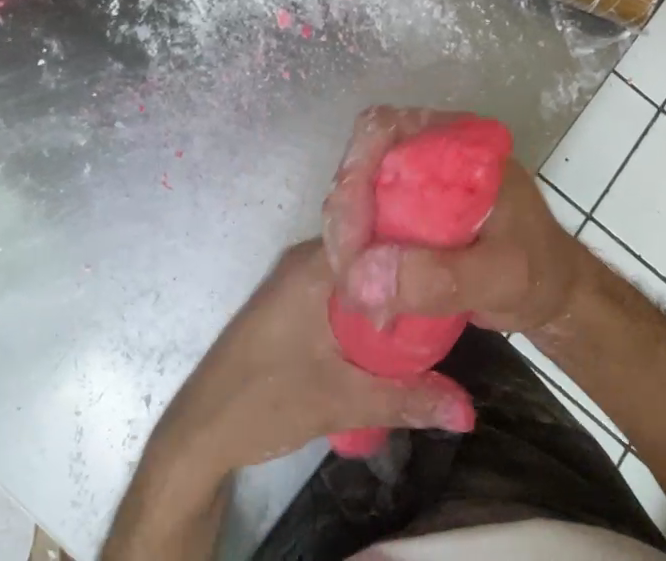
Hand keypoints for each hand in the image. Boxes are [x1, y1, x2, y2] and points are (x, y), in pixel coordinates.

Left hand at [143, 241, 475, 482]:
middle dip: (413, 266)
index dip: (423, 236)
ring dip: (392, 287)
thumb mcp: (342, 402)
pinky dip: (372, 302)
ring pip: (359, 272)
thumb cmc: (263, 403)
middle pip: (371, 249)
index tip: (463, 252)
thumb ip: (408, 399)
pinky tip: (401, 324)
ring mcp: (295, 282)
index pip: (379, 228)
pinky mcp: (292, 304)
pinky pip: (344, 289)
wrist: (197, 437)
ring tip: (441, 303)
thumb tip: (468, 410)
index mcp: (314, 266)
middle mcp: (304, 261)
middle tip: (460, 283)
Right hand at [326, 105, 597, 334]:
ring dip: (345, 239)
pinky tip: (361, 289)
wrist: (552, 294)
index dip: (356, 171)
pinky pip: (363, 223)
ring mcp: (416, 183)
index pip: (386, 130)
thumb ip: (440, 277)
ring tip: (356, 290)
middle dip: (345, 216)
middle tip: (349, 275)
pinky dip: (355, 254)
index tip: (353, 234)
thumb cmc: (538, 274)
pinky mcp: (407, 213)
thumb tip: (362, 276)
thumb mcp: (501, 277)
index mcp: (459, 144)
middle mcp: (431, 152)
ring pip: (355, 194)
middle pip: (361, 162)